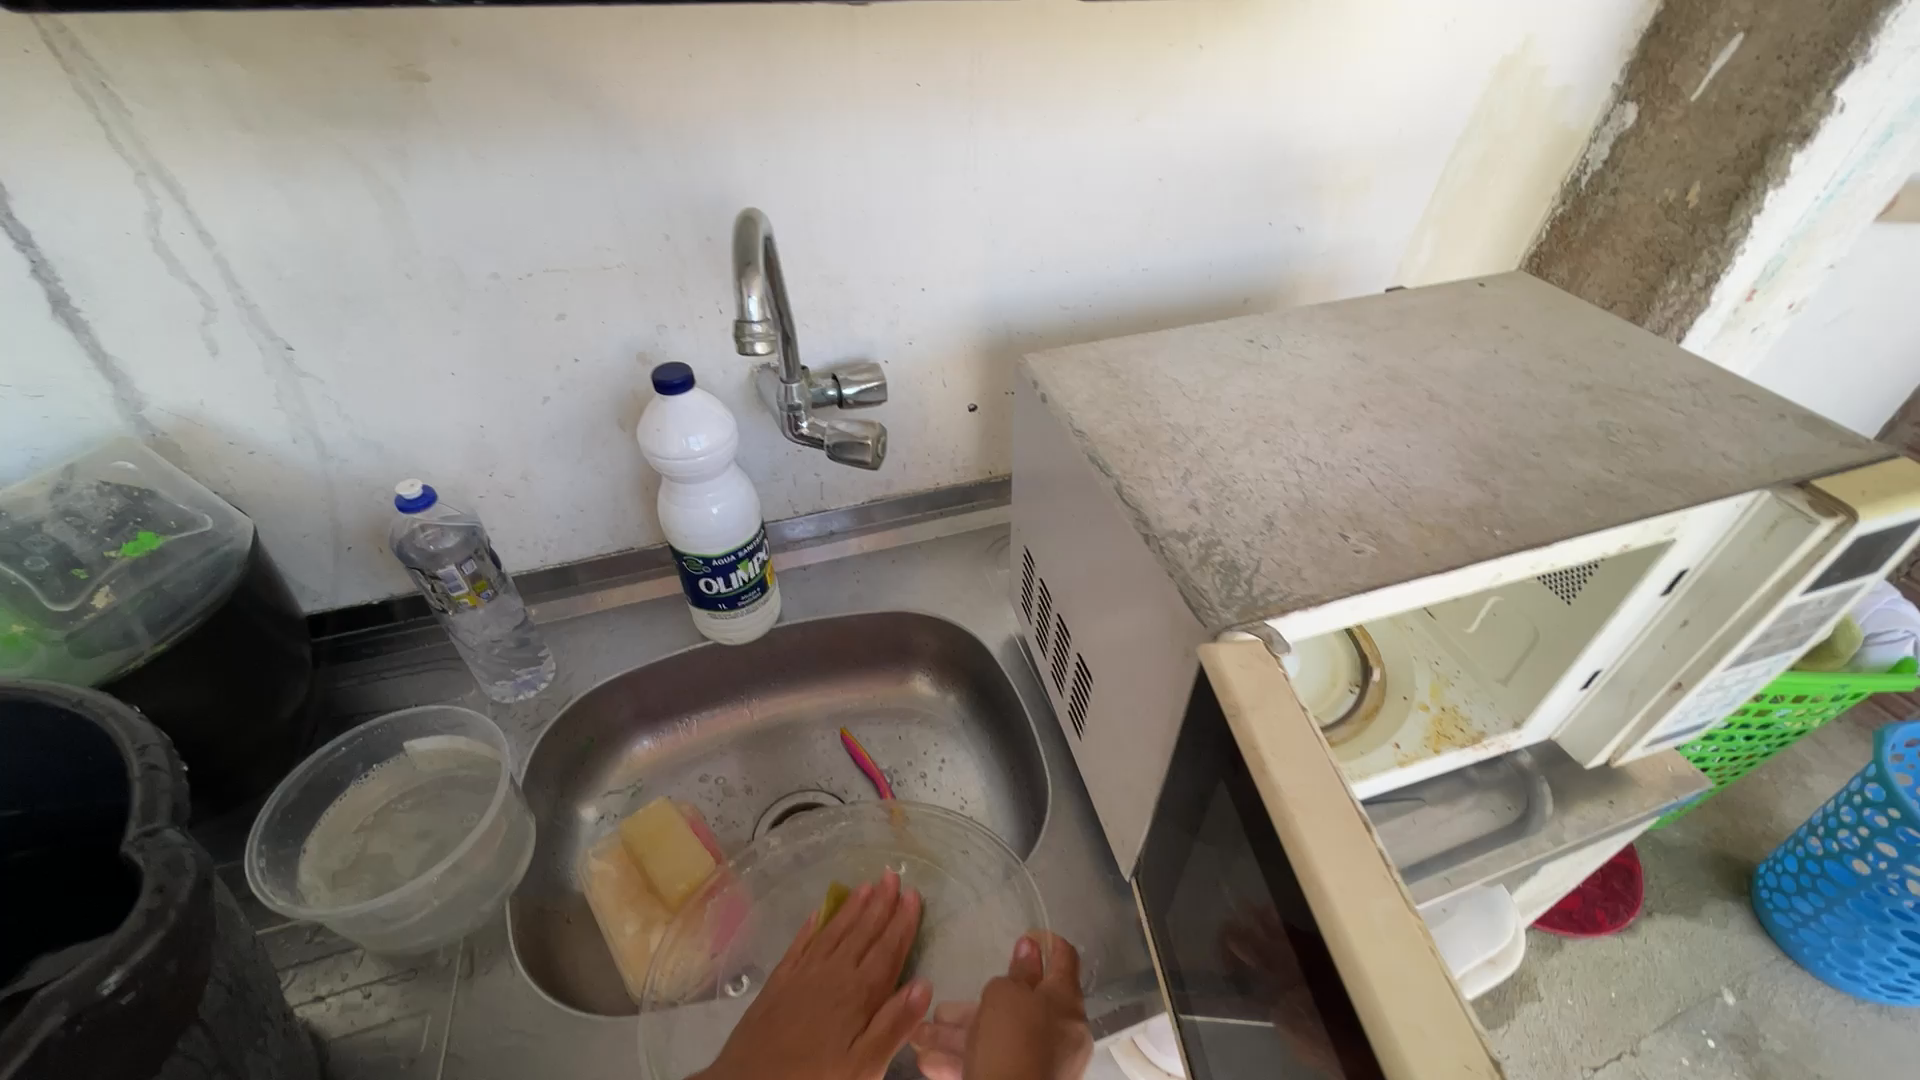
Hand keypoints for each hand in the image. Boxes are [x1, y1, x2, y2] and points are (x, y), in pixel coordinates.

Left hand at [696, 871, 930, 1079]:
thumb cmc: (815, 1079)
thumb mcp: (863, 1066)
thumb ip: (894, 1025)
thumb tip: (925, 983)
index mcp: (859, 993)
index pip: (888, 950)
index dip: (903, 922)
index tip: (913, 894)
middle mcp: (834, 973)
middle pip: (863, 932)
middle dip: (881, 904)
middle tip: (893, 875)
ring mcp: (804, 973)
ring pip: (835, 931)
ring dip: (852, 907)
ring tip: (867, 885)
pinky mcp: (779, 981)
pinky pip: (801, 943)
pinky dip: (813, 925)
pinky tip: (819, 912)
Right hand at [910, 933, 1091, 1079]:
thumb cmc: (1010, 1042)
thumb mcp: (1004, 995)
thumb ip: (1015, 971)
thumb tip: (1030, 947)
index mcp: (1065, 1001)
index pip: (1064, 959)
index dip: (1047, 943)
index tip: (1027, 934)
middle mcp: (1060, 1032)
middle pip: (1018, 1005)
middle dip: (975, 1005)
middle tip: (944, 1005)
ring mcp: (1043, 1063)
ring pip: (998, 1038)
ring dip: (958, 1035)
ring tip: (921, 1035)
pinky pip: (993, 1065)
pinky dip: (962, 1061)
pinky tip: (928, 1061)